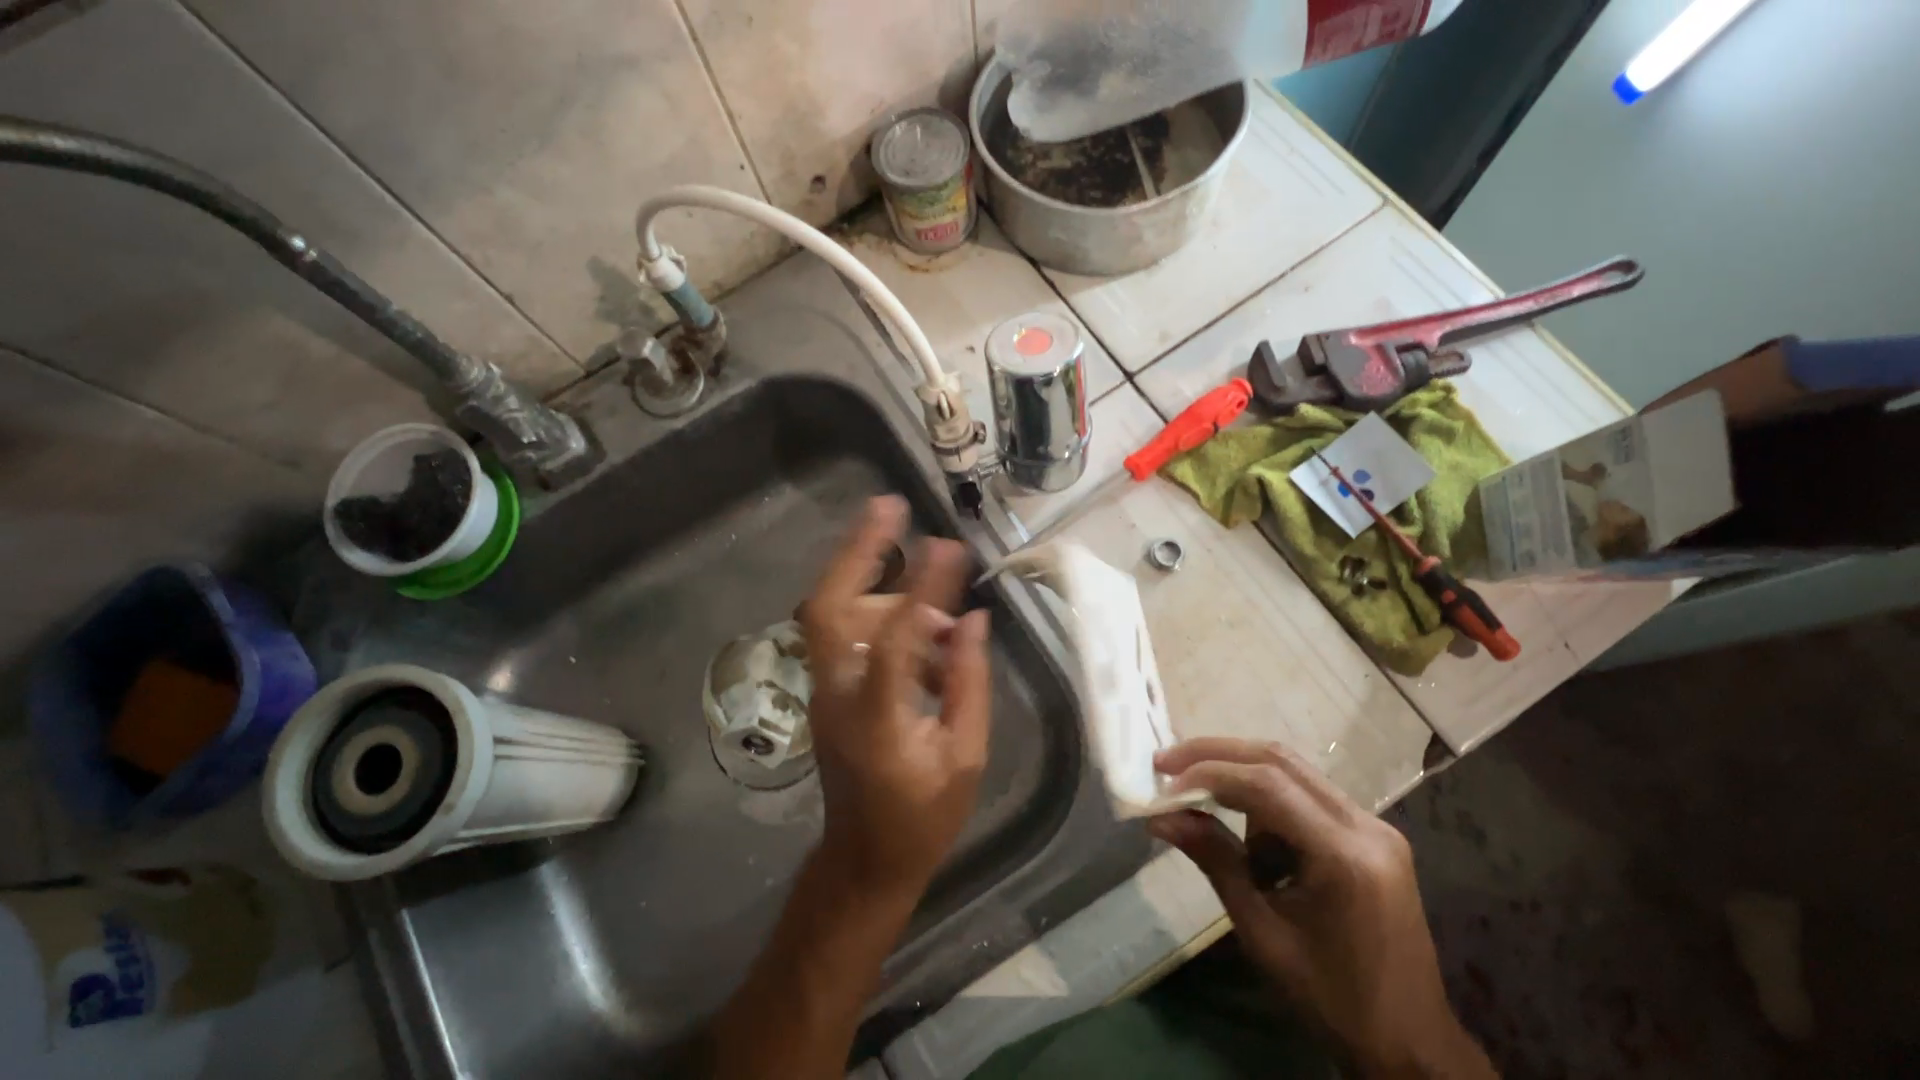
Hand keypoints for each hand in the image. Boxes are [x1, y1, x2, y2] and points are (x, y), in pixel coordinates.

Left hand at [797, 495, 991, 897]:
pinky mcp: (825, 694)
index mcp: (878, 716)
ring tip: (930, 573)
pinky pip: (842, 636)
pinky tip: (922, 625)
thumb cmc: (922, 816)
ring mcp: (823, 693)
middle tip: (888, 507)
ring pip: (829, 614)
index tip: (948, 545)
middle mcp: (838, 694)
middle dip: (856, 551)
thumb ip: (970, 682)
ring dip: (872, 581)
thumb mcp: (965, 756)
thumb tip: (975, 620)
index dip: (921, 589)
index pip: (895, 638)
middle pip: (827, 607)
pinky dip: (876, 612)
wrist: (864, 859)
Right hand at [1150, 738, 1492, 1077]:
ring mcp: (1377, 829)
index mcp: (1344, 856)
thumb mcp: (1262, 934)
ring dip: (1243, 784)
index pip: (1267, 785)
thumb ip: (1216, 863)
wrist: (1410, 1042)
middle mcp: (1367, 827)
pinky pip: (1311, 801)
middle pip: (1281, 761)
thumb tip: (1162, 818)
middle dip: (1218, 756)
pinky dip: (1271, 807)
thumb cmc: (1331, 1000)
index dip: (1208, 774)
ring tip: (1208, 821)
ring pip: (1295, 775)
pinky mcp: (1375, 839)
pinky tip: (1256, 851)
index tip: (1162, 784)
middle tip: (1167, 764)